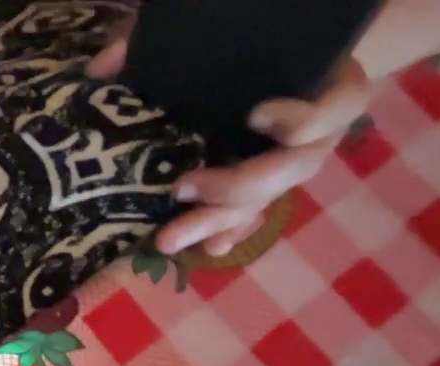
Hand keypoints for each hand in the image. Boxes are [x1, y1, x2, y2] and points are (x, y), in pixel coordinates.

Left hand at [88, 23, 381, 256]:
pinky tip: (206, 250)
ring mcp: (284, 168)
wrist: (278, 72)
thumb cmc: (243, 57)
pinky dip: (227, 234)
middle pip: (291, 169)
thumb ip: (163, 44)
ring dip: (215, 222)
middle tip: (180, 189)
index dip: (302, 116)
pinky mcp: (258, 193)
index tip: (253, 115)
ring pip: (262, 202)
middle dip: (236, 186)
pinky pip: (248, 219)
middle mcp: (312, 135)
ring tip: (167, 238)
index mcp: (323, 88)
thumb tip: (102, 65)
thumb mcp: (215, 41)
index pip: (337, 106)